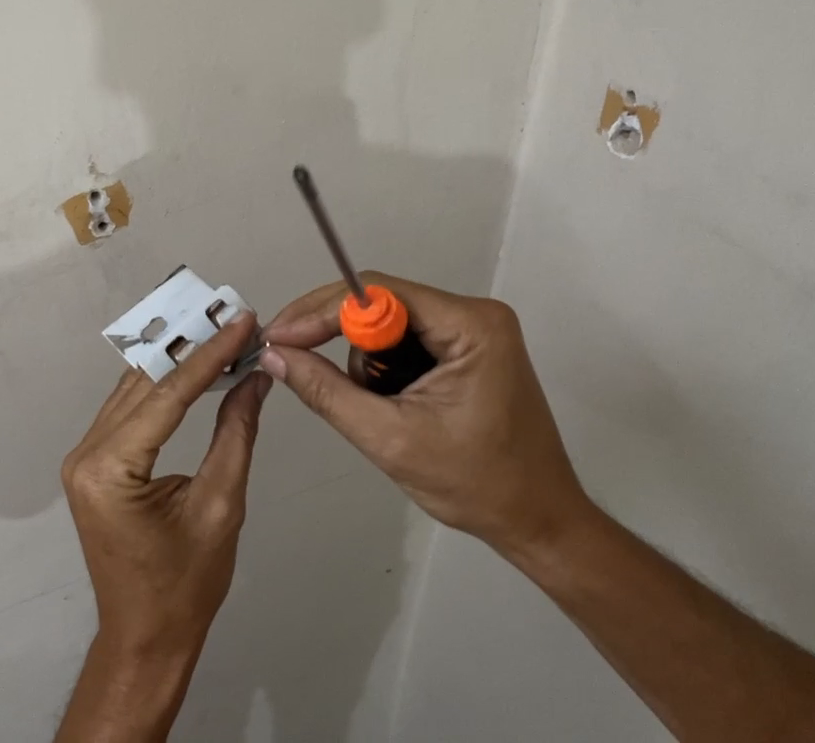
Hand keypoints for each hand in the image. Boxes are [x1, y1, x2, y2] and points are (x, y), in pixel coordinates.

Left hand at [61, 312, 271, 655]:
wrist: (146, 636)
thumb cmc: (186, 585)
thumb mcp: (220, 507)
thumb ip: (234, 434)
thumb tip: (255, 378)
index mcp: (110, 469)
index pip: (166, 395)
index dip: (209, 355)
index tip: (242, 322)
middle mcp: (86, 454)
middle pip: (144, 385)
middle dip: (192, 350)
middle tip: (235, 320)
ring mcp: (84, 458)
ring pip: (133, 392)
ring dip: (177, 364)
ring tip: (220, 336)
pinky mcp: (93, 464)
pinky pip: (128, 412)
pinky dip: (162, 389)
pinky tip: (192, 370)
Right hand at [260, 274, 588, 555]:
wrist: (538, 521)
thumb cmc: (476, 484)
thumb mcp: (389, 438)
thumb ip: (326, 391)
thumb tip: (275, 354)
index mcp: (470, 325)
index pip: (376, 293)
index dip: (320, 312)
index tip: (278, 337)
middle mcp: (474, 315)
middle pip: (380, 305)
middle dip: (340, 341)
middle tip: (299, 366)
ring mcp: (473, 332)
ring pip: (388, 328)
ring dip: (367, 366)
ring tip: (379, 414)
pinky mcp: (468, 352)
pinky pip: (406, 345)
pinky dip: (386, 374)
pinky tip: (395, 409)